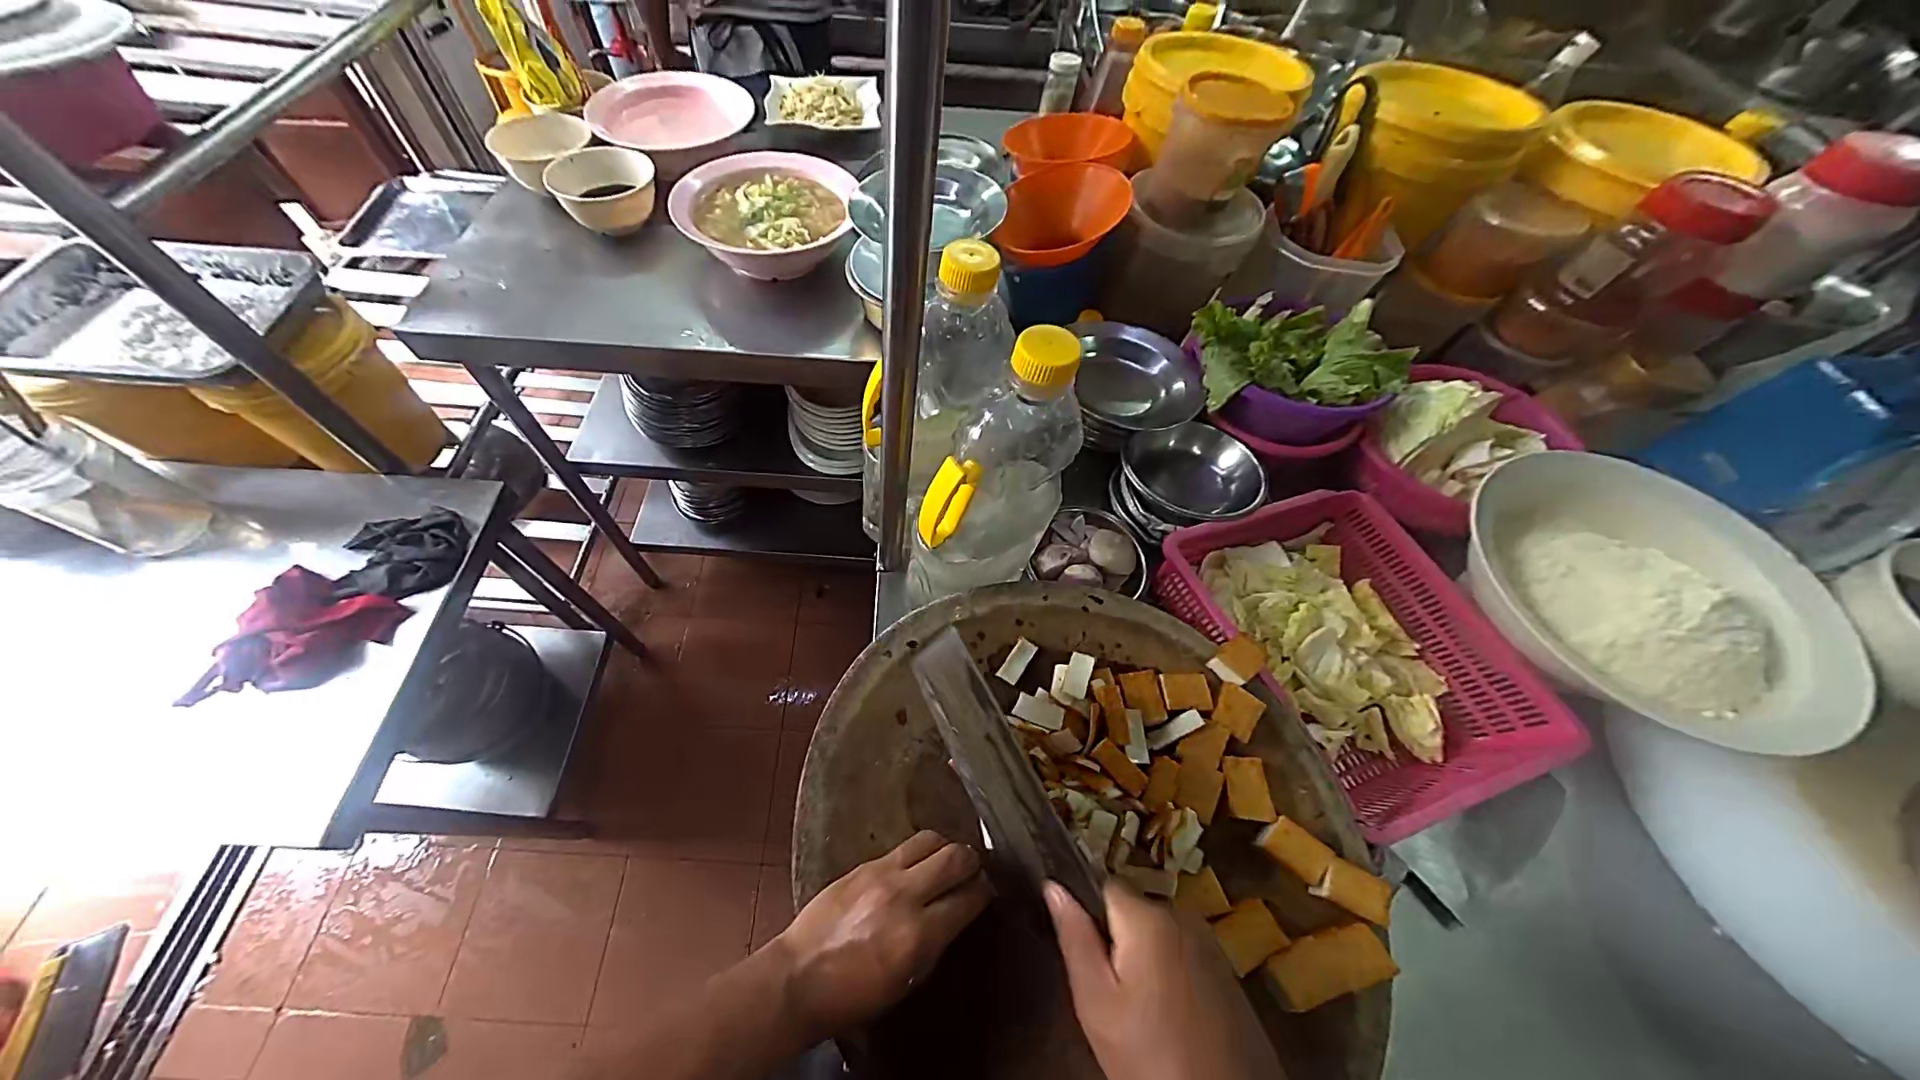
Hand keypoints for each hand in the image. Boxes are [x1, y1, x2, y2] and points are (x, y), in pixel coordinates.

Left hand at [770, 830, 992, 1040]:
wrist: (798, 978)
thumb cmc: (854, 994)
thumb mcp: (907, 981)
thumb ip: (937, 942)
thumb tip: (958, 913)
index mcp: (918, 934)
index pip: (969, 897)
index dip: (985, 893)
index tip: (988, 893)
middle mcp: (903, 896)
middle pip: (955, 857)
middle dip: (972, 862)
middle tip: (974, 871)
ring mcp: (881, 874)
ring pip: (930, 839)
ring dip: (946, 848)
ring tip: (947, 861)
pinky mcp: (863, 864)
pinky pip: (902, 847)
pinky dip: (918, 853)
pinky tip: (916, 866)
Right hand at [1046, 881, 1285, 1079]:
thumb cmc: (1150, 1054)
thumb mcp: (1096, 1001)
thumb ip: (1075, 937)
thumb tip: (1053, 886)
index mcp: (1148, 916)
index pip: (1104, 884)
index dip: (1089, 913)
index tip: (1087, 951)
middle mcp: (1183, 915)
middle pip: (1133, 909)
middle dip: (1117, 937)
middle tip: (1111, 989)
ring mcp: (1210, 941)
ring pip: (1158, 931)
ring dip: (1145, 955)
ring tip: (1141, 1005)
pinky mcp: (1227, 969)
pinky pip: (1182, 951)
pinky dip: (1170, 971)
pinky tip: (1168, 1011)